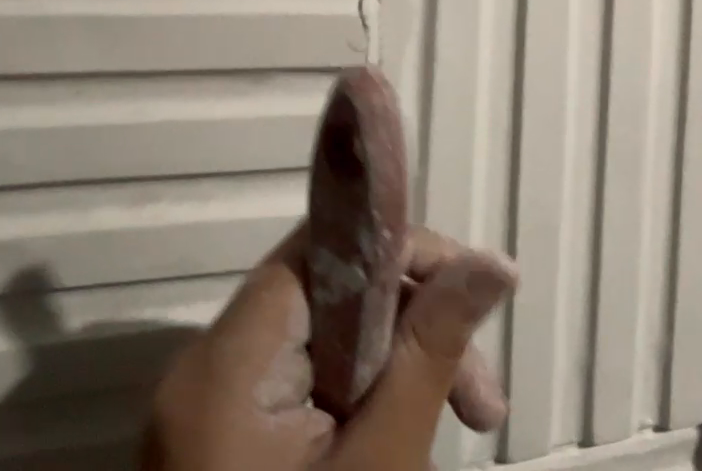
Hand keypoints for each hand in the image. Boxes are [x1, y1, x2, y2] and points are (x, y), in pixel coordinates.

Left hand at [142, 222, 517, 470]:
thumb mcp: (381, 464)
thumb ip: (432, 350)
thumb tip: (494, 260)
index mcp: (225, 370)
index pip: (317, 251)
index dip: (399, 252)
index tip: (468, 291)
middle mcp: (208, 370)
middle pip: (329, 292)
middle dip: (416, 323)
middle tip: (484, 397)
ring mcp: (214, 404)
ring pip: (330, 335)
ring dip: (402, 363)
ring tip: (468, 423)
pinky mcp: (228, 434)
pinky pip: (312, 376)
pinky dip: (368, 393)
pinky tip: (405, 436)